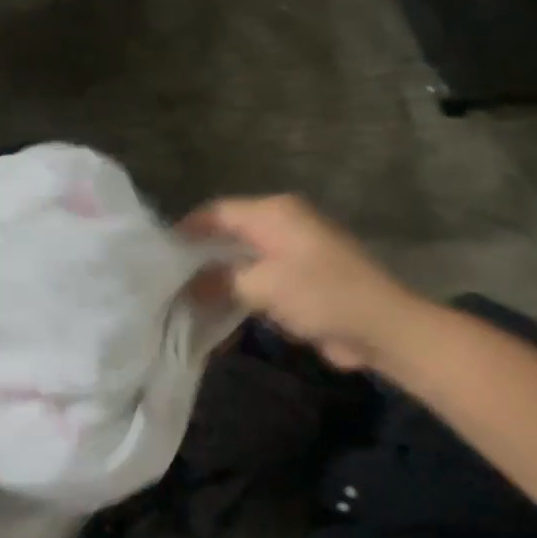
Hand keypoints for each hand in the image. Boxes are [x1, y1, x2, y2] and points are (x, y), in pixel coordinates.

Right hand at [181, 194, 425, 369]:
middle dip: (199, 258)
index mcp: (274, 213)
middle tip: (165, 284)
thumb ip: (221, 281)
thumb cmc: (321, 295)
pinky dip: (239, 295)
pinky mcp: (302, 282)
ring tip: (182, 302)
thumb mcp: (264, 285)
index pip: (217, 212)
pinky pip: (260, 282)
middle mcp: (282, 225)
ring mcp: (294, 254)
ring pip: (243, 261)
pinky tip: (216, 317)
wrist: (380, 326)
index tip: (156, 256)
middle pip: (229, 235)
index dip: (186, 231)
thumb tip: (189, 285)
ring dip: (218, 281)